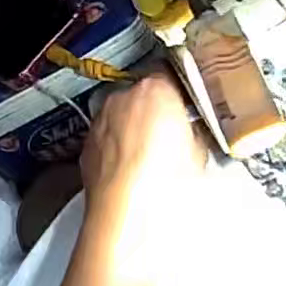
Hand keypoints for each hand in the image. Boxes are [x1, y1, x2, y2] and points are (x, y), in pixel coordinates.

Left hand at [80, 71, 205, 226]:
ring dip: (133, 127)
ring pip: (122, 114)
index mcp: (156, 90)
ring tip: (148, 157)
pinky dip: (116, 146)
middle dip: (156, 109)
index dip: (181, 91)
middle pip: (144, 93)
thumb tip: (193, 132)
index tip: (188, 105)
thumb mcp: (198, 155)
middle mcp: (124, 97)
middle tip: (171, 135)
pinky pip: (107, 136)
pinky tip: (129, 169)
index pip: (172, 74)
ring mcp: (102, 119)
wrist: (124, 212)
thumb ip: (196, 133)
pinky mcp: (87, 143)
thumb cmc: (163, 182)